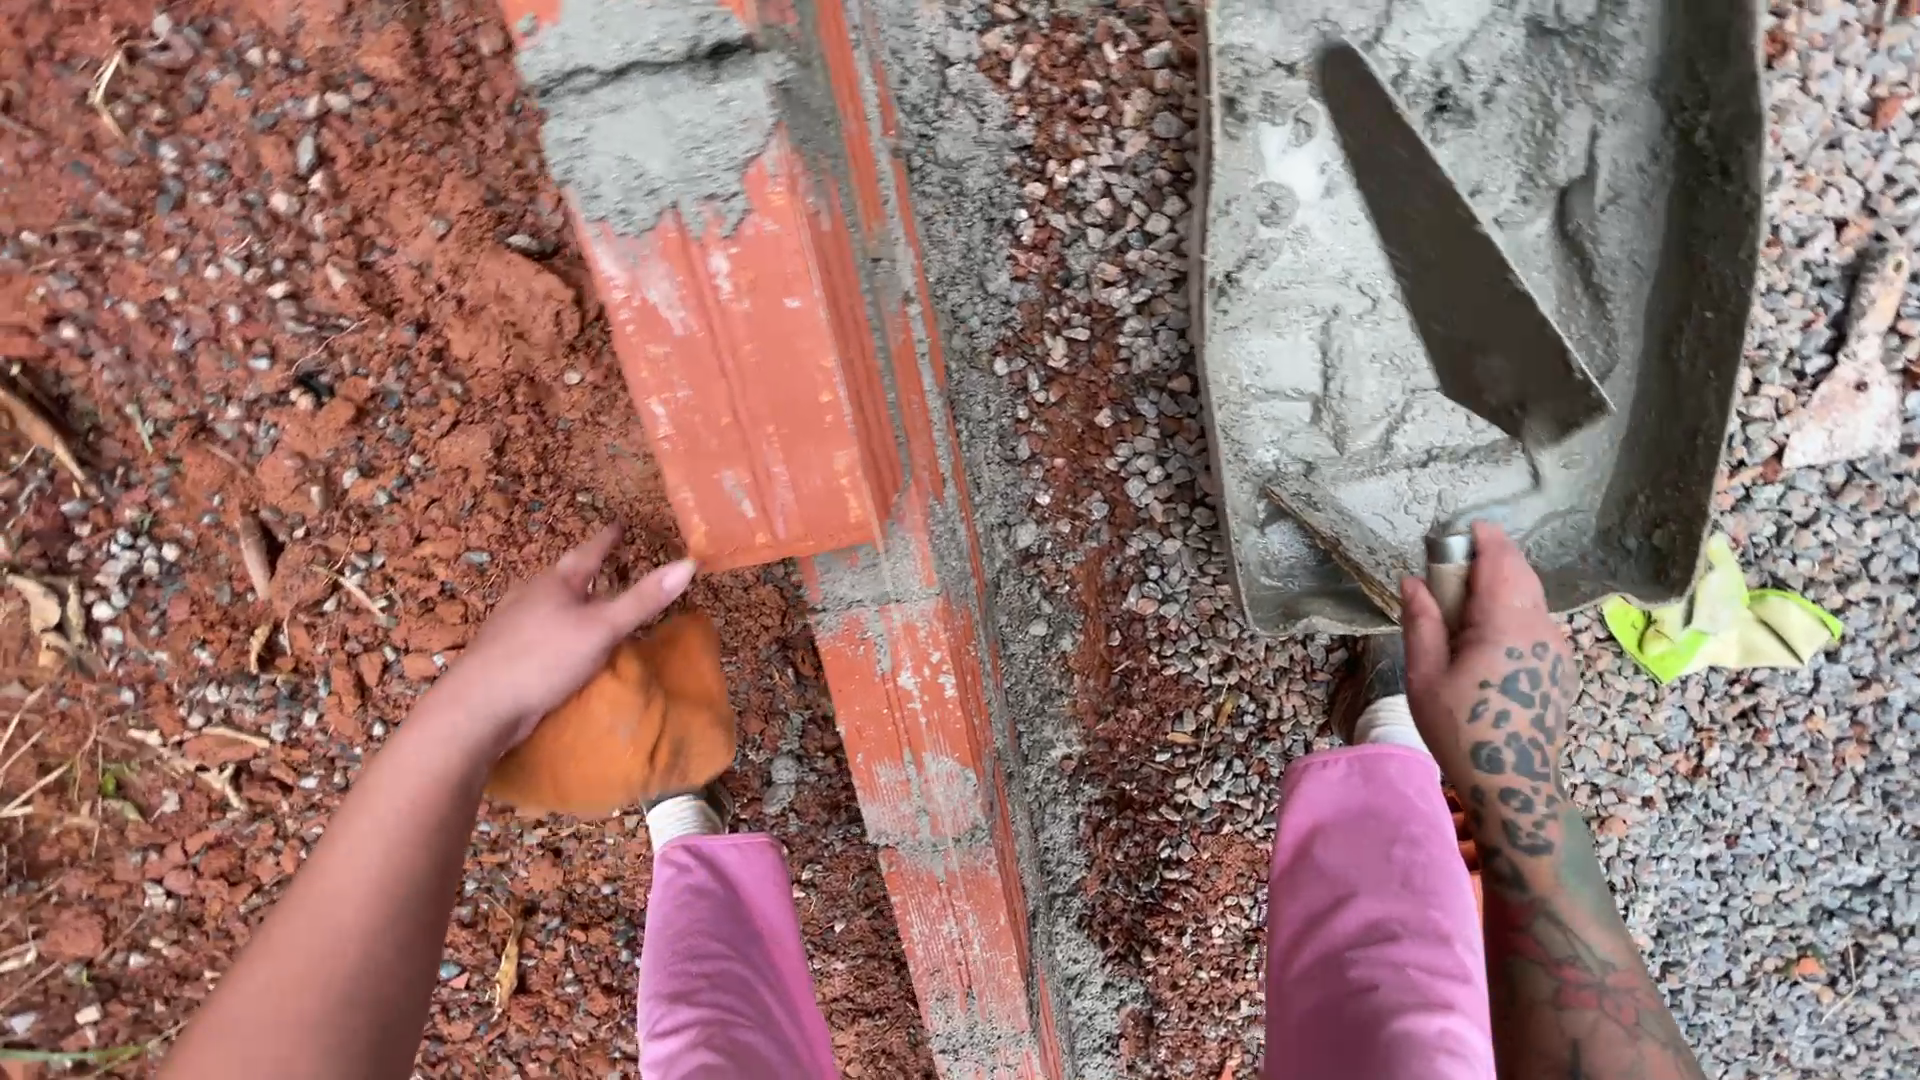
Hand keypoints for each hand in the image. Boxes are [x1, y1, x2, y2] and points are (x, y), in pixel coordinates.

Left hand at [423, 526, 695, 755]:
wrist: (476, 709)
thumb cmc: (543, 659)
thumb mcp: (603, 628)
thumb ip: (644, 599)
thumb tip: (689, 564)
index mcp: (554, 584)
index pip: (588, 553)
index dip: (606, 540)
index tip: (619, 525)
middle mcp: (530, 597)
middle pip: (564, 578)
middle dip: (584, 570)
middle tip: (605, 564)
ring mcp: (512, 626)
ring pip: (548, 605)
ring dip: (570, 602)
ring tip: (587, 605)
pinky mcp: (504, 654)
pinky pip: (539, 632)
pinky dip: (557, 630)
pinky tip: (562, 645)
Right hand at [1400, 522, 1576, 807]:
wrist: (1511, 783)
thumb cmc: (1458, 727)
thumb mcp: (1424, 675)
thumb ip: (1421, 622)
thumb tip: (1413, 582)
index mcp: (1508, 627)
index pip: (1503, 563)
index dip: (1484, 539)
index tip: (1459, 529)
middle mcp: (1542, 630)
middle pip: (1521, 576)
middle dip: (1487, 560)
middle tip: (1445, 571)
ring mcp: (1556, 650)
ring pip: (1529, 599)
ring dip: (1496, 588)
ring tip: (1456, 606)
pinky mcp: (1557, 667)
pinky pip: (1533, 622)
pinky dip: (1507, 611)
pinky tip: (1478, 636)